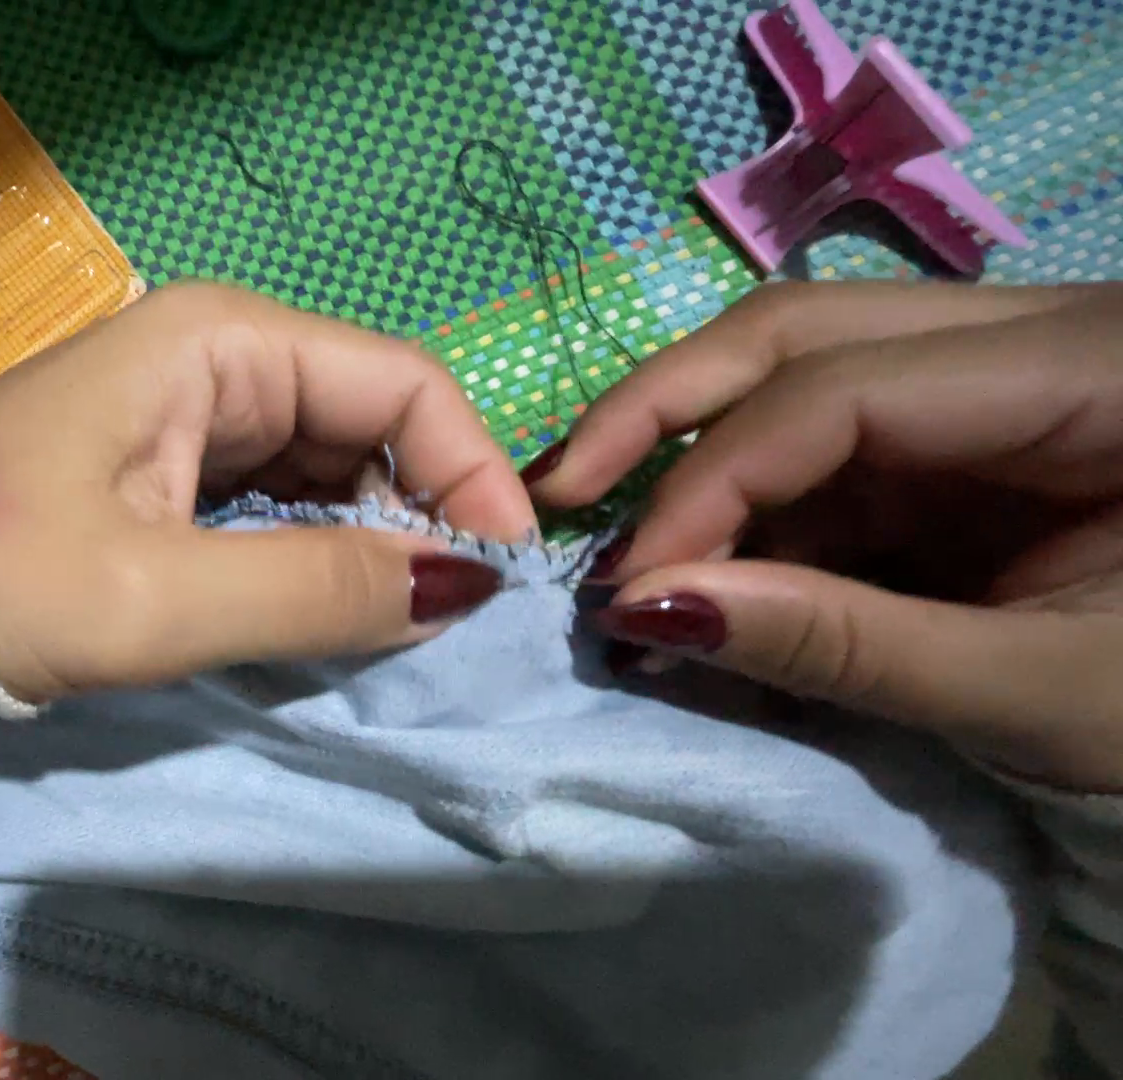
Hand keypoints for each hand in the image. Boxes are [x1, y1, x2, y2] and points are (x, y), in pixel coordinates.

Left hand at [0, 282, 534, 701]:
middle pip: (368, 423)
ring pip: (325, 467)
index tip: (502, 569)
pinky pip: (274, 500)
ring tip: (383, 618)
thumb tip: (460, 584)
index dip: (469, 468)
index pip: (398, 383)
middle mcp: (213, 360)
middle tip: (441, 613)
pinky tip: (319, 602)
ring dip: (366, 539)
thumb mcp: (158, 594)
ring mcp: (188, 415)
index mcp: (218, 343)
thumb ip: (315, 587)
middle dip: (418, 510)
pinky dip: (311, 551)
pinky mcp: (166, 470)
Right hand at [527, 281, 1122, 791]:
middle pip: (782, 333)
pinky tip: (692, 571)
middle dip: (648, 413)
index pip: (831, 392)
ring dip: (676, 462)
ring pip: (773, 380)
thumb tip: (636, 613)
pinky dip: (728, 513)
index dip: (704, 485)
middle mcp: (1027, 342)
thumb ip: (834, 643)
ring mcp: (972, 393)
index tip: (628, 587)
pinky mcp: (936, 449)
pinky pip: (797, 456)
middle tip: (556, 491)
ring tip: (600, 532)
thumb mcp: (1045, 695)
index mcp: (1105, 368)